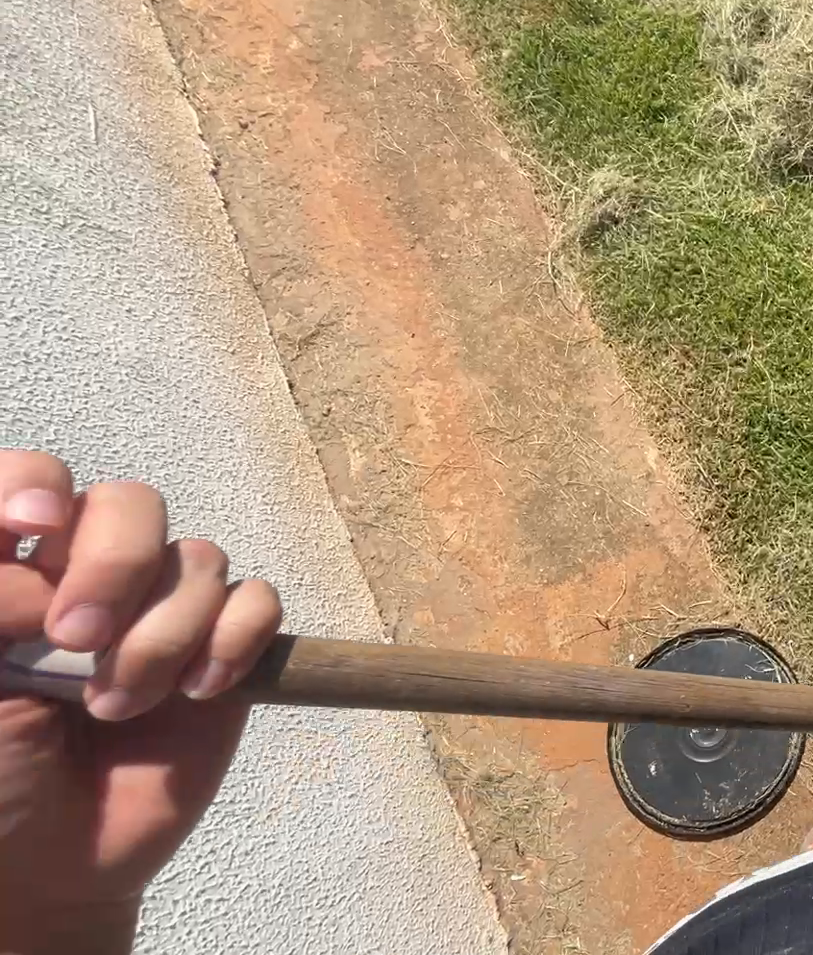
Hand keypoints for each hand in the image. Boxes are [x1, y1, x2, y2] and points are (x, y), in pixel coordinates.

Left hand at [0, 450, 282, 951]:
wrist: (49, 861)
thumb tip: (41, 568)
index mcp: (13, 576)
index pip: (32, 479)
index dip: (34, 484)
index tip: (27, 529)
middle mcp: (94, 577)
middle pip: (133, 503)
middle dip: (114, 562)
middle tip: (76, 637)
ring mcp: (169, 609)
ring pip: (202, 560)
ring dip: (166, 634)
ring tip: (124, 704)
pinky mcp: (231, 642)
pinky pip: (259, 602)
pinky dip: (234, 642)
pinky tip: (204, 691)